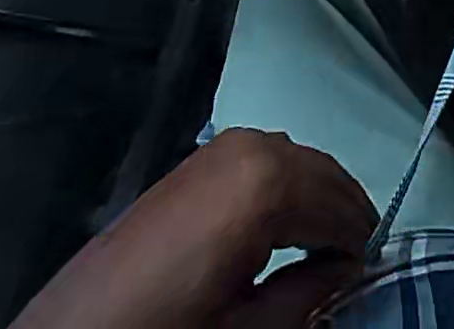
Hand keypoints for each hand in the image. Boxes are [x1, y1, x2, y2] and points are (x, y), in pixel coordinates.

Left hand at [11, 128, 374, 328]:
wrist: (80, 323)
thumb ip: (307, 295)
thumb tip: (346, 271)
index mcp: (264, 183)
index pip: (338, 204)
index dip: (361, 240)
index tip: (373, 273)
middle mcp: (250, 145)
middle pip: (322, 172)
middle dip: (345, 212)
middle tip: (358, 260)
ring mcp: (224, 142)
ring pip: (298, 159)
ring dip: (320, 195)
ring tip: (328, 246)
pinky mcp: (204, 152)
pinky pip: (268, 157)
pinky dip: (291, 183)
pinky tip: (289, 223)